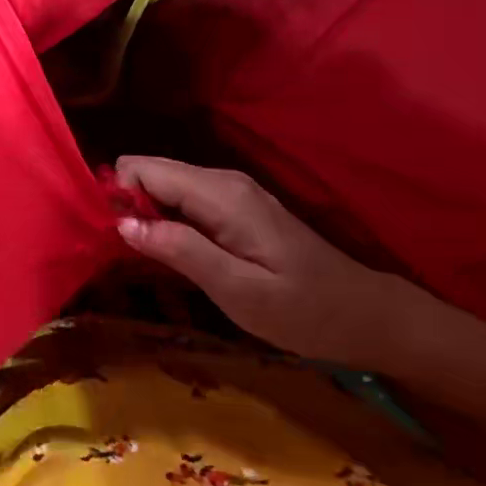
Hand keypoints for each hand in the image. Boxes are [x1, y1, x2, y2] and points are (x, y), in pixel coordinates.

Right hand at [114, 156, 427, 366]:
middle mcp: (221, 180)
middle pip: (147, 172)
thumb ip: (181, 251)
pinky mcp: (231, 206)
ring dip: (144, 217)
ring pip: (159, 185)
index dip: (119, 198)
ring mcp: (228, 191)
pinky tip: (174, 255)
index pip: (141, 168)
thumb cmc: (305, 311)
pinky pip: (178, 199)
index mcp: (220, 194)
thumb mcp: (239, 291)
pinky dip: (164, 222)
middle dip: (127, 207)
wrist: (368, 317)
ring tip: (150, 260)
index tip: (116, 240)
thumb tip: (123, 223)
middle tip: (133, 256)